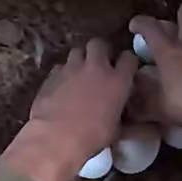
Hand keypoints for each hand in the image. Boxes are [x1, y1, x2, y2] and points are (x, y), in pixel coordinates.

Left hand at [0, 38, 138, 180]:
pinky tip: (62, 85)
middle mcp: (96, 67)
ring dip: (80, 59)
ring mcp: (72, 68)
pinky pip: (60, 67)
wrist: (56, 137)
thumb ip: (121, 115)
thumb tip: (124, 117)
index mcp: (117, 81)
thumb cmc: (92, 136)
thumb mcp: (115, 129)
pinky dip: (63, 73)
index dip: (127, 62)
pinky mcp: (52, 74)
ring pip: (77, 51)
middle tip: (99, 64)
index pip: (129, 58)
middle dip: (100, 51)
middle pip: (99, 43)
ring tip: (79, 73)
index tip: (125, 69)